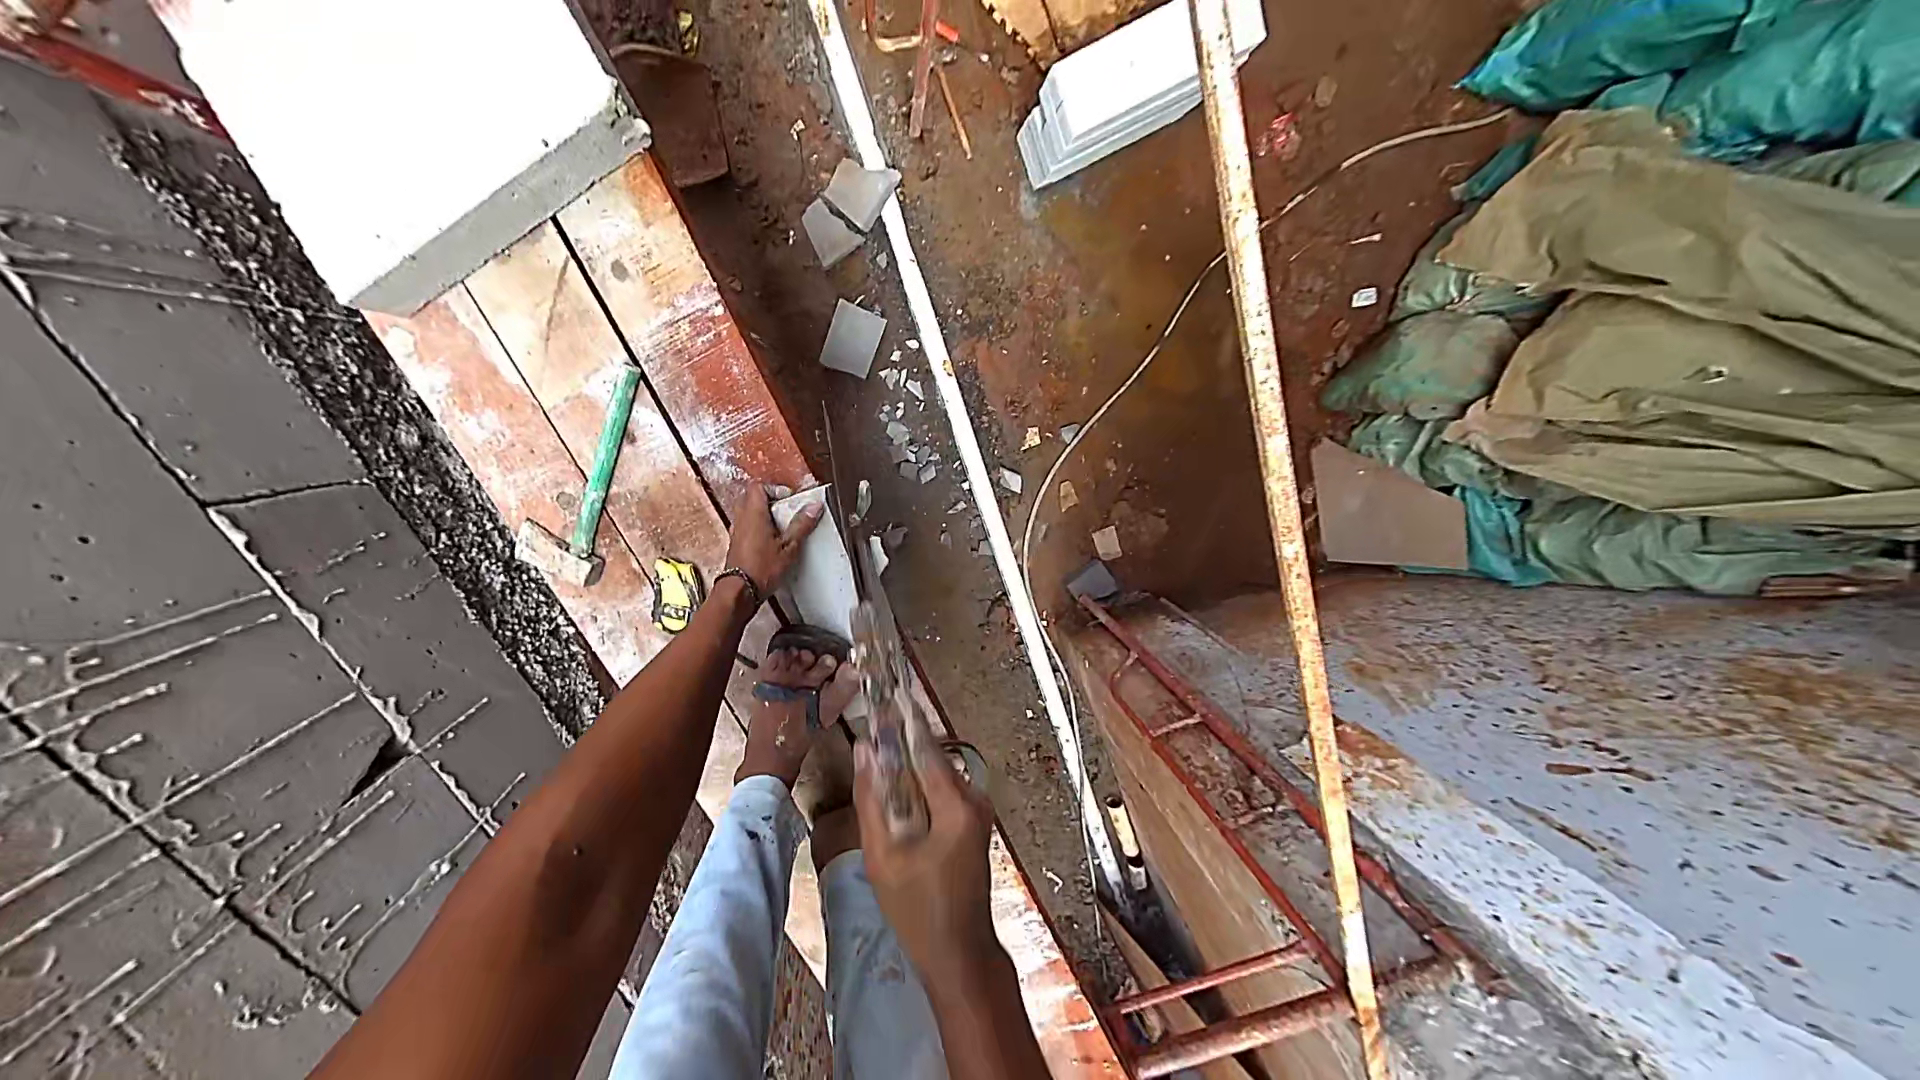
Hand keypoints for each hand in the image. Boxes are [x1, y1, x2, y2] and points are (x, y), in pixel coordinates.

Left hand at [724, 484, 823, 595]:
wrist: (740, 592)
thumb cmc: (761, 570)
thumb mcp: (789, 547)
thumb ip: (802, 525)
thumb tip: (813, 507)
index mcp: (754, 514)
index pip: (758, 487)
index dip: (775, 489)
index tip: (790, 499)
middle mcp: (741, 520)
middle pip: (751, 497)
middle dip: (769, 500)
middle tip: (786, 510)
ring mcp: (736, 532)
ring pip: (747, 512)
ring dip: (763, 514)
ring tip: (780, 527)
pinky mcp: (735, 545)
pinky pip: (746, 527)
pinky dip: (757, 528)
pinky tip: (770, 542)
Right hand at [852, 735, 997, 980]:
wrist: (958, 951)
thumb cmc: (917, 909)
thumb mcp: (883, 855)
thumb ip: (872, 799)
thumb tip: (864, 750)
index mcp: (957, 804)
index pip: (924, 747)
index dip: (899, 722)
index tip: (880, 698)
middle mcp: (974, 799)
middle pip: (930, 758)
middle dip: (899, 749)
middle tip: (868, 741)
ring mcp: (978, 811)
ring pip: (935, 774)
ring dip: (907, 772)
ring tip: (875, 772)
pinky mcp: (973, 822)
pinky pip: (941, 792)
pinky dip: (918, 790)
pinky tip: (896, 803)